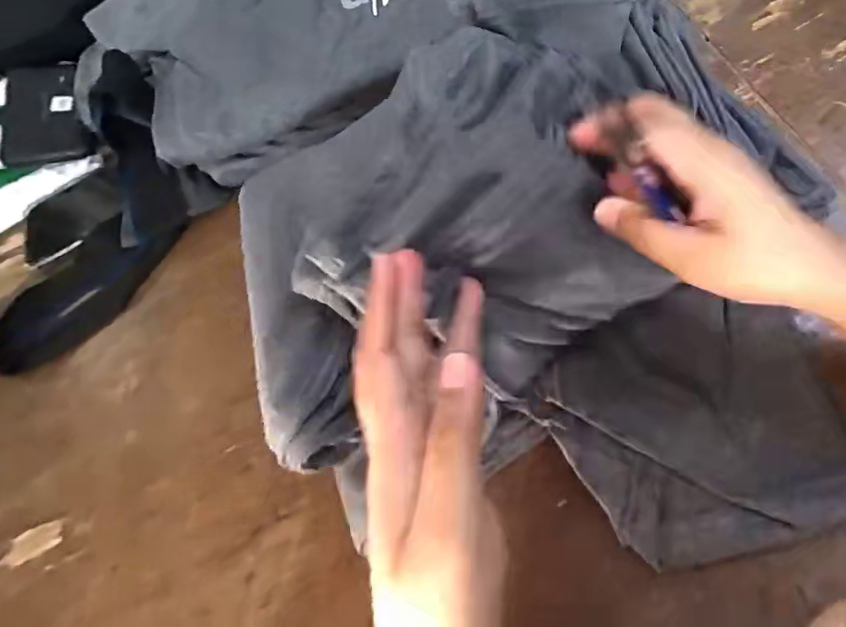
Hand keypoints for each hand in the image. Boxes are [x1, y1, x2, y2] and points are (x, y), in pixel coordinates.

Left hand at [353, 251, 503, 626]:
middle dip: (399, 304)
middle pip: (395, 360)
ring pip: (420, 375)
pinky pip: (446, 395)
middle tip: (410, 252)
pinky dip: (455, 359)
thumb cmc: (439, 594)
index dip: (384, 310)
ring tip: (444, 281)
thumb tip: (458, 357)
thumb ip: (452, 438)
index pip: (380, 364)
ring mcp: (424, 452)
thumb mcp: (447, 519)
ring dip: (428, 325)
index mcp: (394, 447)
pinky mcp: (449, 463)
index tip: (394, 260)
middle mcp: (401, 440)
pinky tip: (465, 343)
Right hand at [570, 94, 845, 307]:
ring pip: (668, 130)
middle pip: (657, 113)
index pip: (647, 118)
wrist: (814, 264)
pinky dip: (657, 159)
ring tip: (618, 183)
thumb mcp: (692, 258)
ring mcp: (721, 154)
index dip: (609, 121)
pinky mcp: (726, 167)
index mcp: (702, 160)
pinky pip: (682, 148)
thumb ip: (643, 229)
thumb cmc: (754, 263)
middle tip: (593, 155)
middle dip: (619, 126)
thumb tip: (602, 205)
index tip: (578, 137)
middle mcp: (711, 145)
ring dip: (638, 146)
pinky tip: (650, 194)